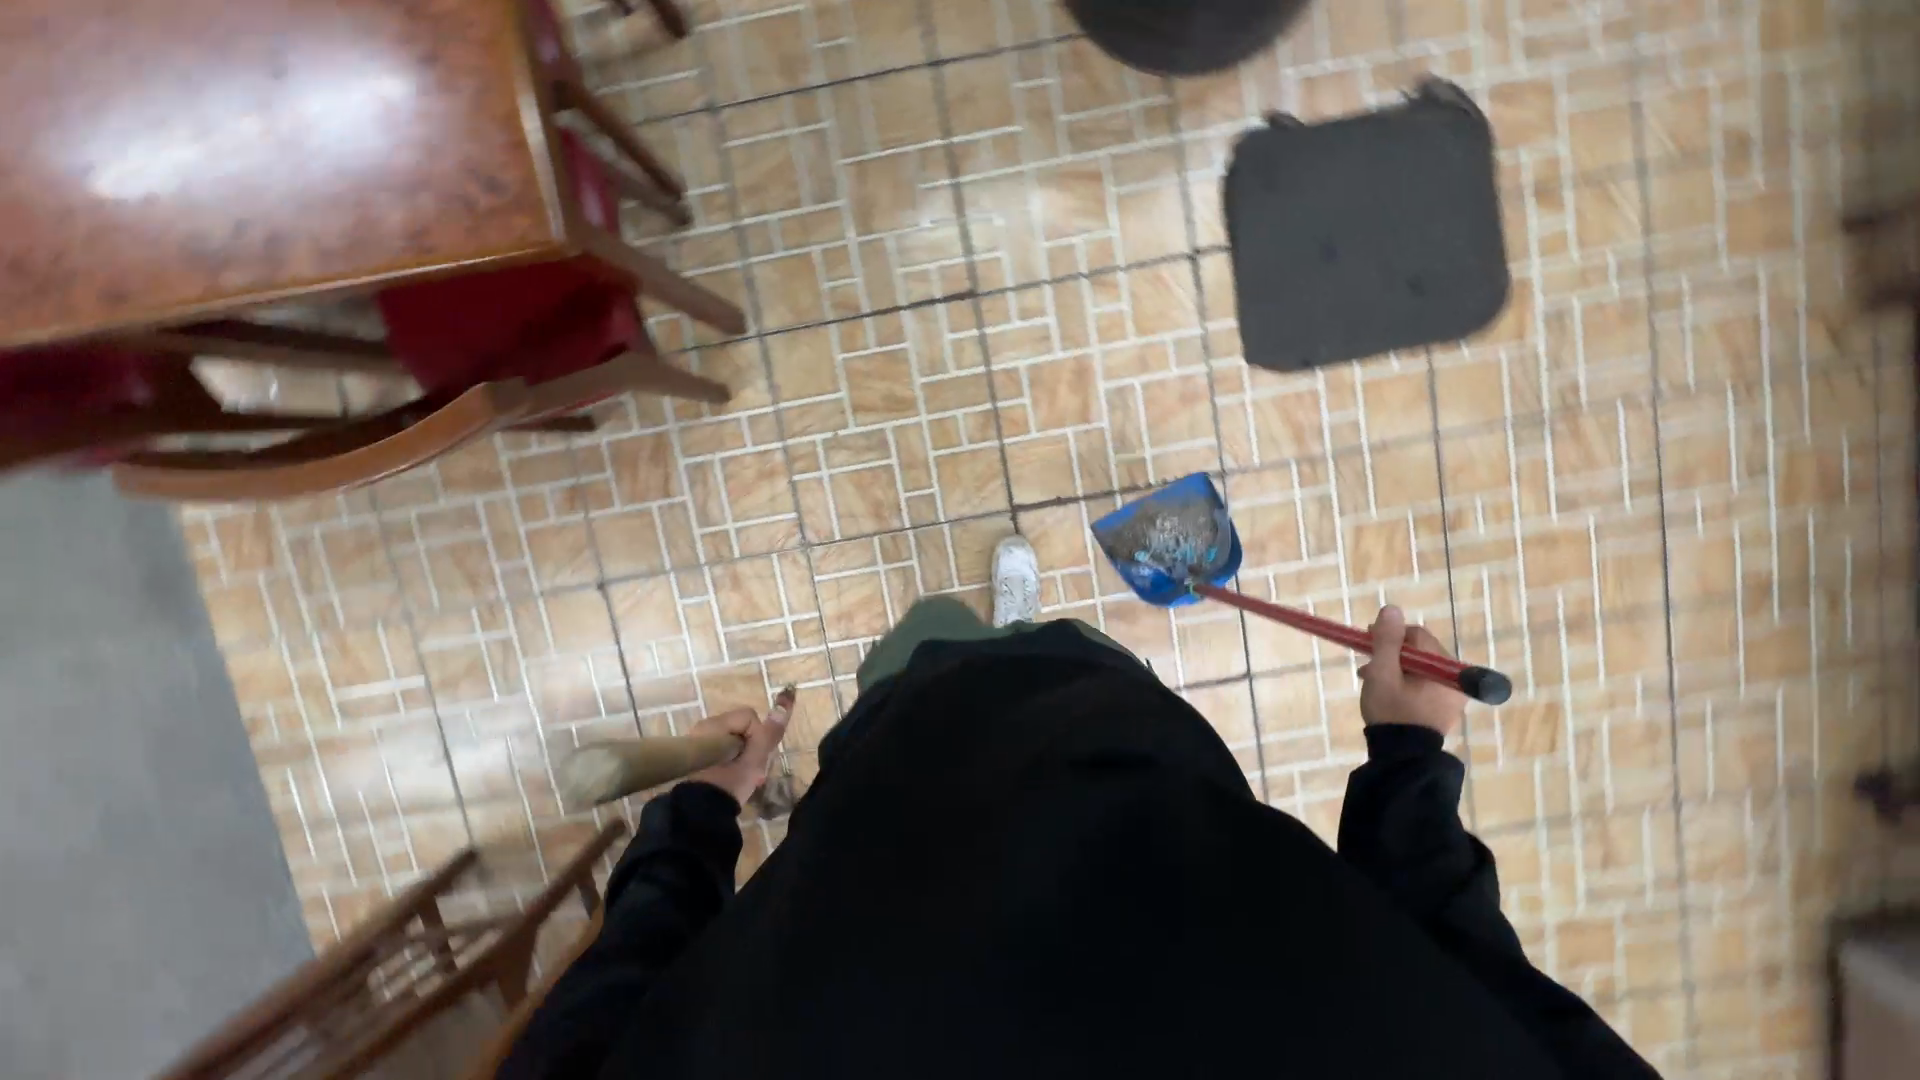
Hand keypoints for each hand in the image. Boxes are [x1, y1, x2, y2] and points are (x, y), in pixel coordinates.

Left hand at [686, 704, 789, 806]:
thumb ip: (770, 731)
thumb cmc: (730, 781)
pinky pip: (724, 753)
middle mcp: (704, 729)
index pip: (749, 717)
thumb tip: (784, 701)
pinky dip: (734, 763)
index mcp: (714, 725)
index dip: (759, 736)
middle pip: (742, 729)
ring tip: (748, 778)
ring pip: (735, 742)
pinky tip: (735, 780)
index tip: (756, 757)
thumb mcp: (755, 758)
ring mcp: (699, 745)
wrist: (703, 814)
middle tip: (755, 770)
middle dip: (753, 748)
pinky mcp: (700, 760)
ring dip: (746, 757)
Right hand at [1357, 605, 1466, 736]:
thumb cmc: (1391, 712)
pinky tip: (1389, 691)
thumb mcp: (1382, 674)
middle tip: (1369, 665)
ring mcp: (1452, 694)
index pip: (1417, 636)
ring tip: (1373, 680)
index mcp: (1444, 669)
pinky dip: (1405, 680)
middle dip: (1392, 653)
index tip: (1368, 643)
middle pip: (1420, 650)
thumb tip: (1391, 609)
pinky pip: (1425, 682)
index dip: (1390, 635)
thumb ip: (1387, 641)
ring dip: (1396, 666)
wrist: (1402, 756)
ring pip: (1420, 666)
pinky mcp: (1445, 707)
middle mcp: (1455, 679)